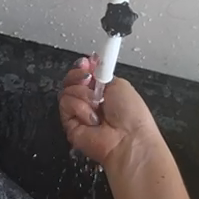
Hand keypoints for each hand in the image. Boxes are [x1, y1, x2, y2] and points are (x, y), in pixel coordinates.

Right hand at [60, 56, 165, 172]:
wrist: (128, 138)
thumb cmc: (131, 116)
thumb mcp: (119, 84)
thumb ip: (102, 72)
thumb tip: (92, 60)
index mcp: (102, 90)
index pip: (83, 73)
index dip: (82, 66)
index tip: (87, 64)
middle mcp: (89, 101)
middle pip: (71, 80)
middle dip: (79, 76)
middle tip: (91, 82)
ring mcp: (79, 112)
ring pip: (67, 90)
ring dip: (83, 95)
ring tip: (97, 106)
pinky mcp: (70, 124)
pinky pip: (66, 104)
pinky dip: (80, 108)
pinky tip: (92, 119)